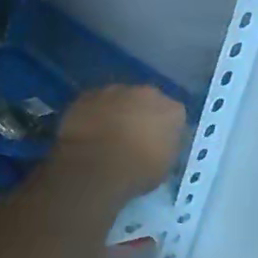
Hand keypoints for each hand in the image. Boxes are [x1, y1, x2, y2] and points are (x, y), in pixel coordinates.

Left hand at [54, 85, 186, 190]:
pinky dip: (91, 113)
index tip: (153, 141)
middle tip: (127, 134)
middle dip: (136, 113)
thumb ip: (165, 143)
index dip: (161, 128)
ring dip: (111, 110)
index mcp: (172, 109)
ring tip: (103, 132)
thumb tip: (156, 140)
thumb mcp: (166, 162)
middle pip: (142, 100)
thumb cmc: (139, 167)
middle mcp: (144, 93)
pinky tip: (86, 130)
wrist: (95, 161)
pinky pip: (92, 103)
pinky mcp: (84, 95)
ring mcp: (111, 90)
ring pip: (115, 99)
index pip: (172, 115)